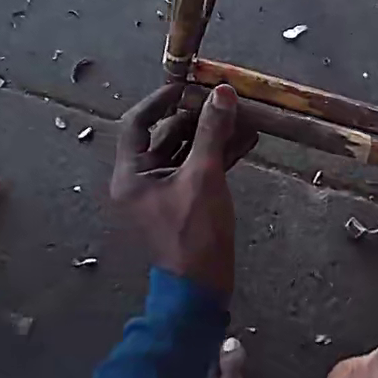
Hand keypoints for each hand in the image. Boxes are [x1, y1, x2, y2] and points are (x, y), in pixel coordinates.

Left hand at [111, 84, 255, 296]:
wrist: (203, 291)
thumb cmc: (194, 234)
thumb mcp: (204, 177)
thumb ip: (212, 132)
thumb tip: (223, 93)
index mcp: (131, 174)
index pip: (137, 123)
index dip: (160, 100)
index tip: (186, 85)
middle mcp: (142, 179)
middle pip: (165, 134)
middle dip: (196, 117)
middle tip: (221, 99)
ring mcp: (164, 190)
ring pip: (186, 150)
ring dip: (212, 134)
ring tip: (242, 115)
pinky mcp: (184, 200)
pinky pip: (198, 168)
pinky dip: (218, 155)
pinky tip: (246, 139)